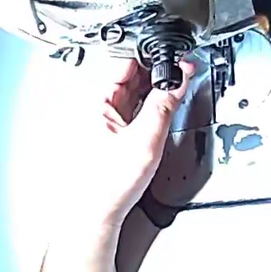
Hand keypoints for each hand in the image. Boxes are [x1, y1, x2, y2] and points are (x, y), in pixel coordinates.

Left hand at [60, 56, 190, 234]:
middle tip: (179, 71)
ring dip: (151, 87)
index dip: (150, 57)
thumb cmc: (108, 184)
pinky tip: (159, 107)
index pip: (124, 63)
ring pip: (130, 91)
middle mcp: (91, 105)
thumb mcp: (146, 139)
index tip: (172, 57)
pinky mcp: (107, 131)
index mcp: (93, 100)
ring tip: (173, 88)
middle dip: (154, 71)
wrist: (96, 214)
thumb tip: (177, 79)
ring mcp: (99, 118)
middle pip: (128, 75)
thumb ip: (164, 104)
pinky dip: (145, 104)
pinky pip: (129, 108)